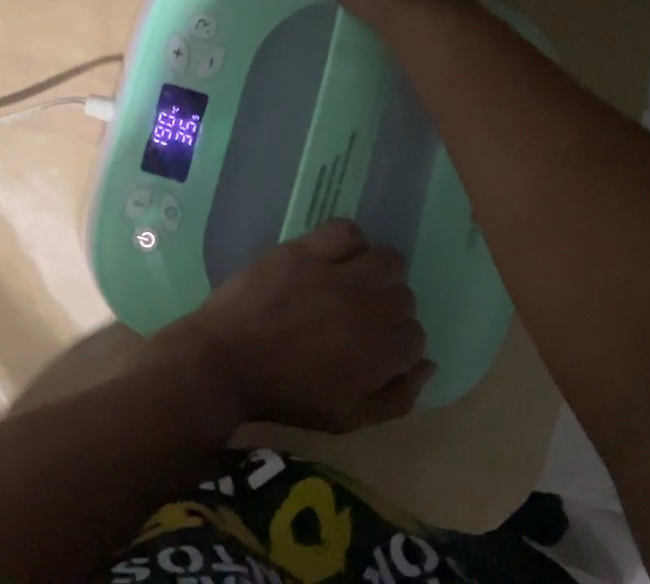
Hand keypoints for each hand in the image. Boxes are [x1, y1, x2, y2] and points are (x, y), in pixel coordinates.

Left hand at [149, 219, 433, 432]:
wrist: (224, 362)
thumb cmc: (284, 396)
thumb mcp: (346, 418)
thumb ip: (395, 399)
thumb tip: (426, 364)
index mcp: (376, 355)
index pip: (415, 336)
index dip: (396, 343)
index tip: (374, 346)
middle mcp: (364, 310)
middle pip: (404, 297)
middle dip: (388, 310)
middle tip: (358, 317)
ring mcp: (333, 276)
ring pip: (387, 260)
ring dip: (377, 274)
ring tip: (352, 284)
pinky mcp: (302, 251)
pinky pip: (346, 230)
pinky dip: (348, 243)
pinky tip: (334, 259)